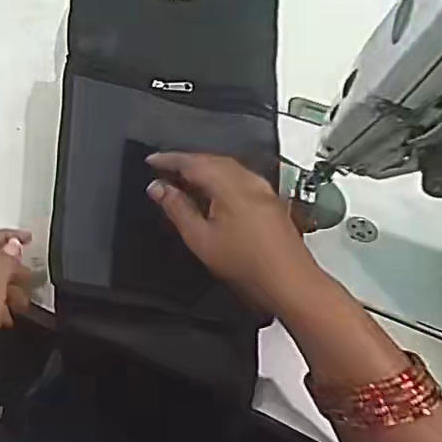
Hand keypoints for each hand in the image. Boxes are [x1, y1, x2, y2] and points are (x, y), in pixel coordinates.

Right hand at [145, 152, 331, 315]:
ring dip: (203, 169)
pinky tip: (212, 193)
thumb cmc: (250, 265)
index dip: (169, 159)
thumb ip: (176, 208)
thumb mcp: (199, 238)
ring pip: (227, 168)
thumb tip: (159, 189)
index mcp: (230, 186)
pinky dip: (220, 179)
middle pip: (212, 160)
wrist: (288, 282)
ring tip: (184, 180)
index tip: (152, 161)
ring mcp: (264, 191)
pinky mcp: (271, 201)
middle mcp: (250, 182)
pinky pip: (240, 179)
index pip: (193, 162)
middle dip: (186, 162)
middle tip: (164, 169)